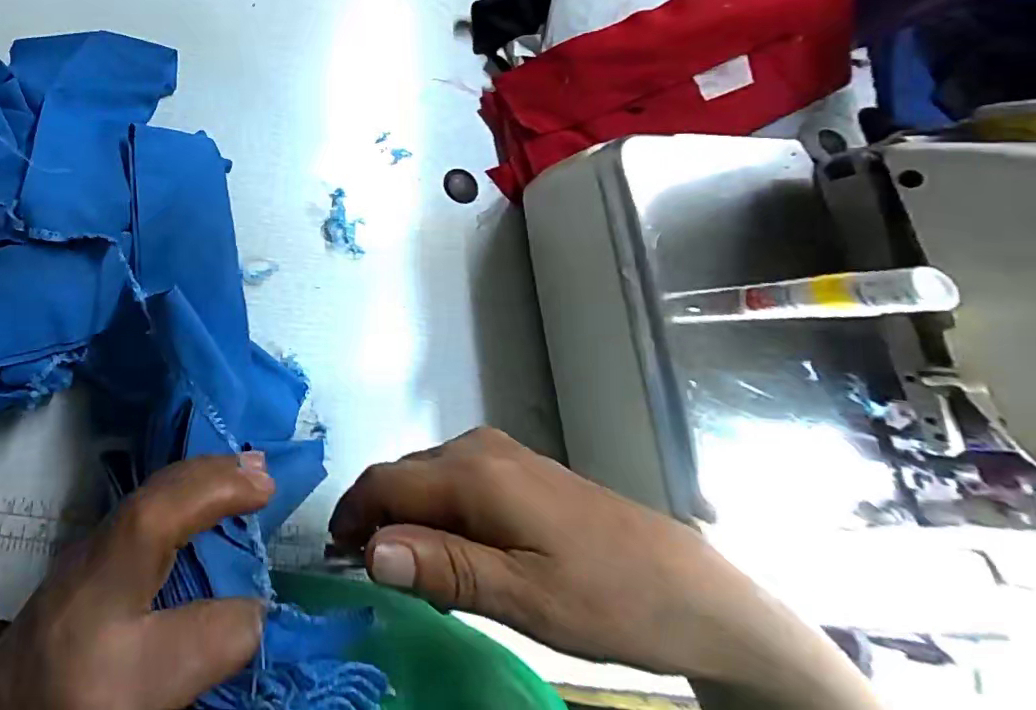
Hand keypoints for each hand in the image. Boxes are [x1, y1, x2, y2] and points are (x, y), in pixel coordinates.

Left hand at [0, 453, 273, 709]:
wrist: (1, 707)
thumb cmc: (75, 693)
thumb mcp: (147, 684)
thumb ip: (206, 643)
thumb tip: (255, 608)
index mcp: (111, 565)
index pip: (166, 508)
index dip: (217, 489)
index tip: (268, 485)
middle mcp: (98, 546)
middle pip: (154, 493)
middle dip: (209, 473)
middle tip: (260, 468)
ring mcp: (90, 554)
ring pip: (146, 499)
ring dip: (194, 481)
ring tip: (238, 477)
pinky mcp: (89, 568)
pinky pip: (141, 515)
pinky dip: (177, 501)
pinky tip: (194, 513)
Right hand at [329, 427, 880, 709]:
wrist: (707, 598)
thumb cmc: (614, 601)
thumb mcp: (526, 599)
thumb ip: (442, 569)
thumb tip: (368, 551)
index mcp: (472, 472)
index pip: (383, 484)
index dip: (353, 518)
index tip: (340, 560)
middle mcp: (475, 447)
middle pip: (400, 477)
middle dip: (379, 521)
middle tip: (384, 578)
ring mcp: (498, 452)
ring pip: (424, 478)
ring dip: (409, 519)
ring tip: (422, 573)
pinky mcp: (517, 468)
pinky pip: (453, 481)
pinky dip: (438, 512)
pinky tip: (461, 551)